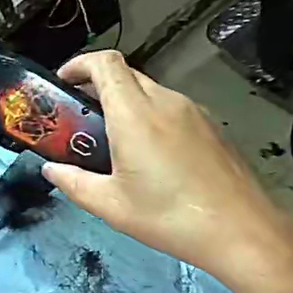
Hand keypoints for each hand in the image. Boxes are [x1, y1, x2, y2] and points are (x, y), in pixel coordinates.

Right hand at [42, 50, 292, 279]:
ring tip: (118, 142)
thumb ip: (75, 182)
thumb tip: (53, 170)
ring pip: (152, 92)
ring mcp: (194, 112)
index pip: (105, 62)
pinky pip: (175, 110)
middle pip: (127, 74)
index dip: (79, 64)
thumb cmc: (172, 218)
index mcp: (135, 114)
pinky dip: (155, 118)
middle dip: (100, 88)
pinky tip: (154, 156)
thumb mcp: (112, 206)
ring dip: (129, 105)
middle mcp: (166, 102)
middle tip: (85, 118)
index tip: (65, 82)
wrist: (240, 229)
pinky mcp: (212, 126)